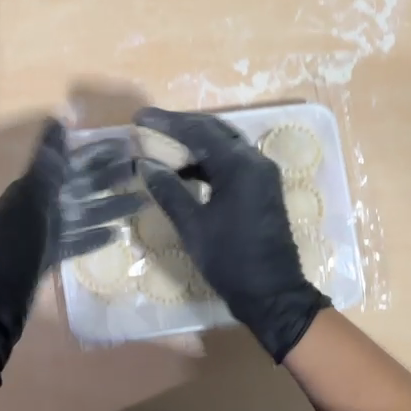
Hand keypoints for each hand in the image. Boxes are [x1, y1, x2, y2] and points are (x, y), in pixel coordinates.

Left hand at [0, 120, 138, 384]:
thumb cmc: (8, 254)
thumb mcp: (28, 206)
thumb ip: (46, 167)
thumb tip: (58, 121)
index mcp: (29, 190)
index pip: (69, 162)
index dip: (97, 152)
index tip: (127, 142)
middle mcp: (34, 207)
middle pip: (77, 186)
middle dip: (107, 177)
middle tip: (141, 169)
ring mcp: (40, 235)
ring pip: (80, 214)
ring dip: (108, 207)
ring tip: (141, 202)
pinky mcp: (44, 260)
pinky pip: (73, 242)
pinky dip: (92, 236)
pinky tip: (116, 234)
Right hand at [133, 107, 330, 361]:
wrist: (271, 293)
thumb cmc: (230, 259)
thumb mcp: (192, 225)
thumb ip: (168, 190)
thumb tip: (144, 164)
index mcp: (240, 165)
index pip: (198, 131)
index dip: (166, 123)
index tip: (139, 118)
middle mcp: (255, 161)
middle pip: (214, 131)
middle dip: (181, 126)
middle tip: (150, 124)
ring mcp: (263, 175)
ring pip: (224, 146)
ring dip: (195, 143)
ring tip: (163, 145)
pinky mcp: (263, 189)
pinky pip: (232, 163)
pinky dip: (208, 161)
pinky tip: (185, 171)